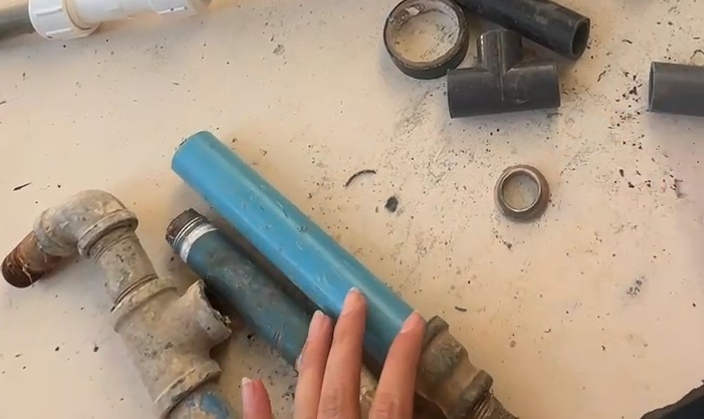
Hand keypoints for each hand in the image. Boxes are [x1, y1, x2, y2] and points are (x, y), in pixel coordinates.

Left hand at [241, 288, 427, 418]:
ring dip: (312, 358)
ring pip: (306, 399)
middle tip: (354, 297)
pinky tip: (251, 382)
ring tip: (319, 318)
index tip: (413, 320)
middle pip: (342, 386)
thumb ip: (414, 418)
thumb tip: (451, 410)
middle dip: (348, 338)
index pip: (393, 397)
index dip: (404, 357)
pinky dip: (257, 409)